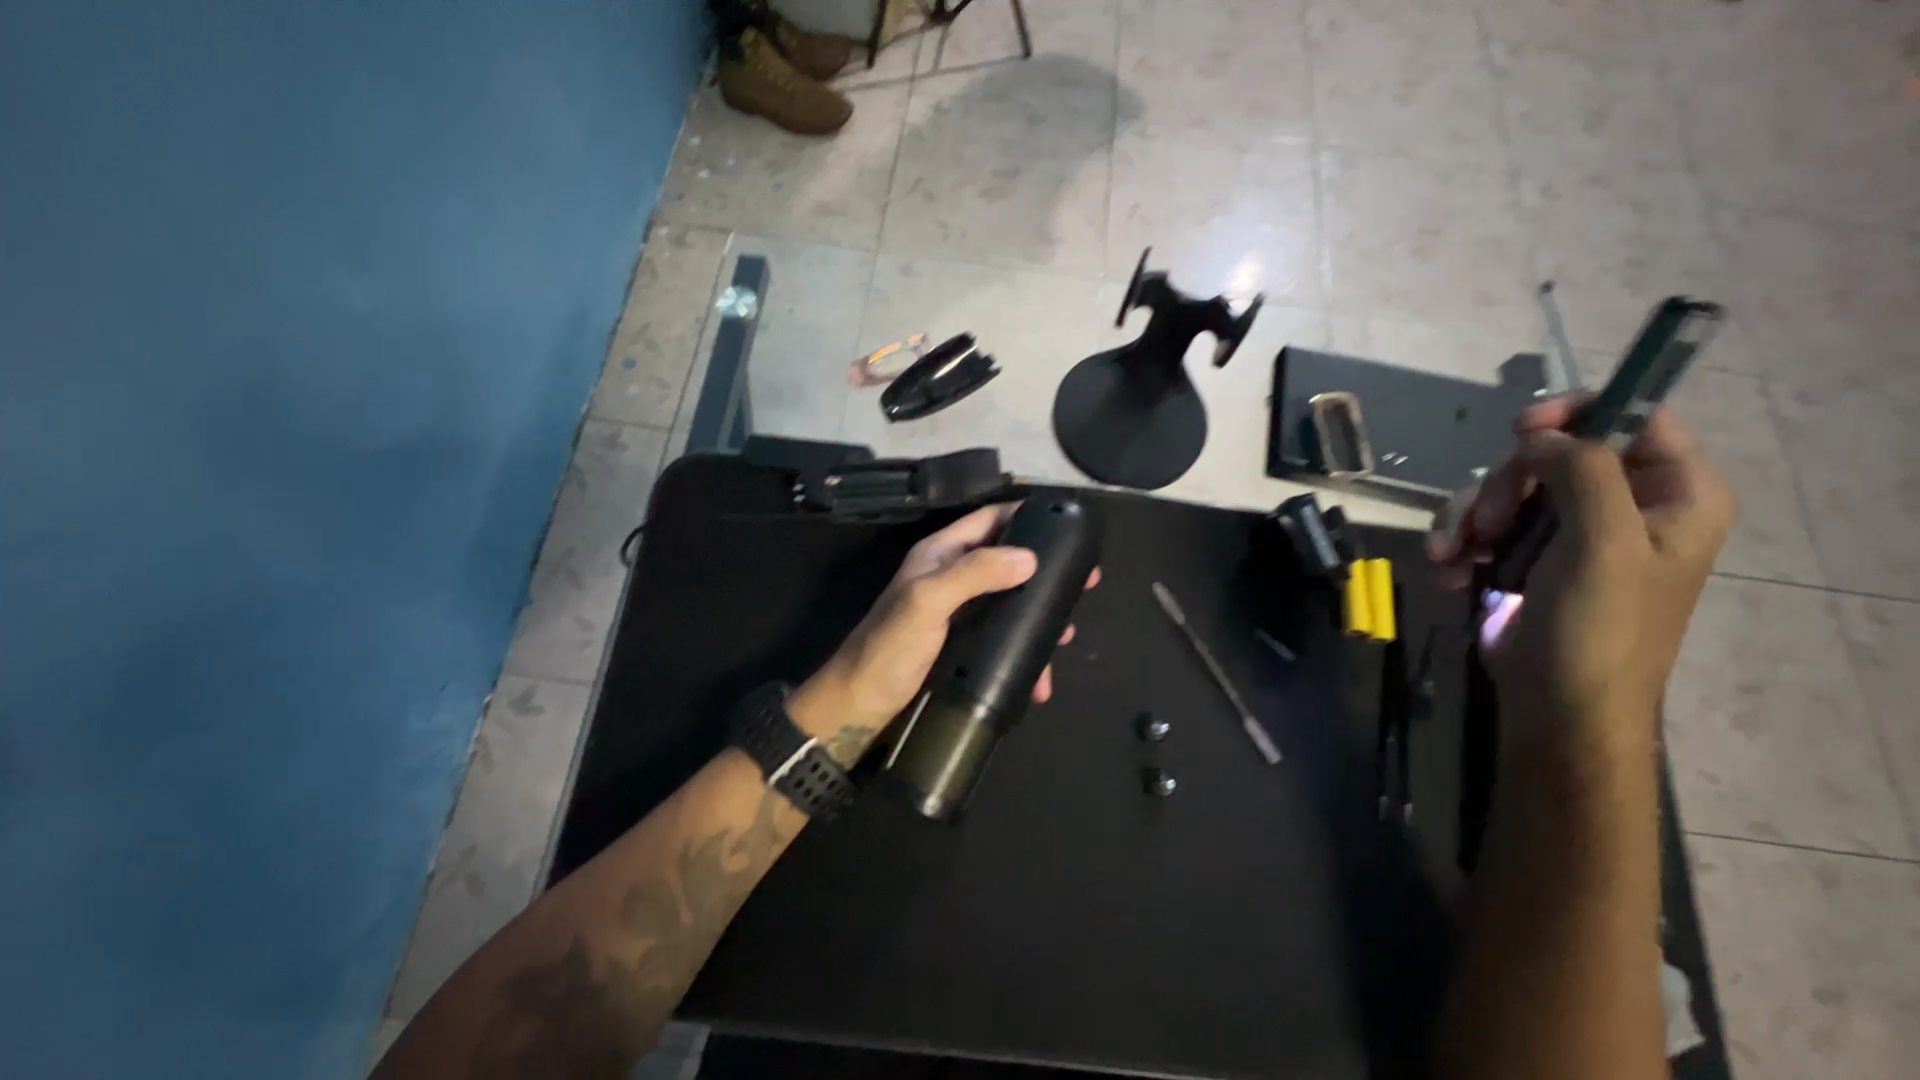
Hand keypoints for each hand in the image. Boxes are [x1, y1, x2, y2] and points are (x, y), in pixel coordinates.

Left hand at [789, 503, 1099, 764]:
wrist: (859, 707)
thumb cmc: (889, 648)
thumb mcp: (928, 602)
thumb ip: (974, 574)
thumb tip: (1030, 558)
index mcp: (939, 555)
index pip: (989, 520)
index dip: (1026, 516)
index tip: (1068, 526)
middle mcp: (951, 579)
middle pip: (1006, 562)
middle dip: (1044, 572)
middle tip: (1084, 584)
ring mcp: (957, 615)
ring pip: (1009, 605)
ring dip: (1038, 618)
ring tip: (1066, 635)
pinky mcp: (962, 648)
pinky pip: (1002, 642)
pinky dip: (1023, 654)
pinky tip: (1041, 678)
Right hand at [1427, 396, 1736, 742]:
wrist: (1558, 709)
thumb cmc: (1598, 629)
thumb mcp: (1604, 543)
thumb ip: (1584, 470)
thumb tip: (1541, 436)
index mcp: (1678, 495)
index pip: (1637, 417)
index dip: (1578, 412)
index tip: (1520, 431)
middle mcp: (1630, 506)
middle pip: (1557, 453)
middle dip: (1507, 484)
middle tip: (1487, 522)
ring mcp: (1575, 533)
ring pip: (1512, 487)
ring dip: (1472, 515)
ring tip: (1455, 552)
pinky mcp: (1529, 558)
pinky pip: (1488, 522)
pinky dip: (1461, 540)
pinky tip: (1449, 567)